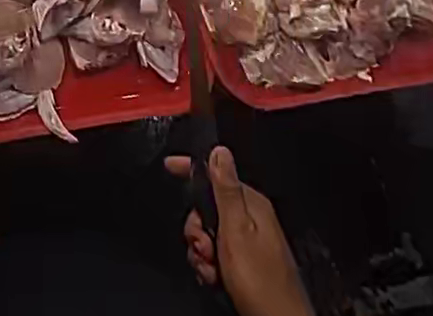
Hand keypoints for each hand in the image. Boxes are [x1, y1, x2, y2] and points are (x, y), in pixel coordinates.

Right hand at [165, 147, 311, 315]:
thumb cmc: (261, 280)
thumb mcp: (237, 229)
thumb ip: (226, 190)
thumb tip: (219, 151)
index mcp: (251, 203)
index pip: (216, 174)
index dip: (191, 169)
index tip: (171, 165)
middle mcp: (250, 217)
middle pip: (208, 208)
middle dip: (197, 229)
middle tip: (204, 249)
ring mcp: (248, 240)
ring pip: (209, 233)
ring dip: (202, 252)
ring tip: (212, 270)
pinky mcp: (244, 261)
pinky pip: (217, 254)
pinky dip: (210, 266)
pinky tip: (216, 280)